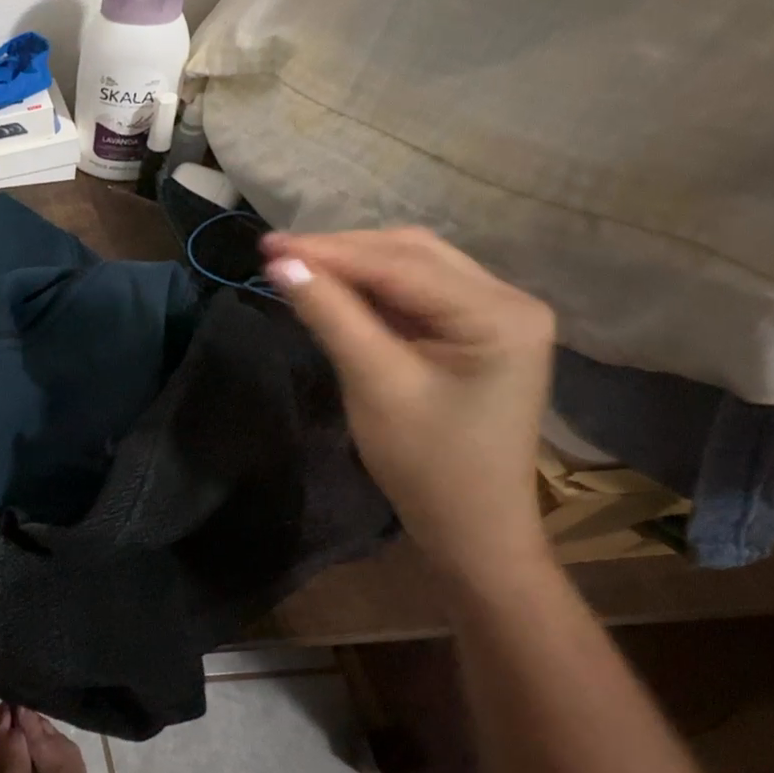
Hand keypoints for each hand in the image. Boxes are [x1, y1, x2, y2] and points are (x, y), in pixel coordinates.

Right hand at [261, 228, 554, 583]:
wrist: (471, 526)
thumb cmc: (428, 462)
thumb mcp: (373, 383)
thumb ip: (330, 315)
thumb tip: (279, 263)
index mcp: (499, 314)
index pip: (400, 264)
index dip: (328, 251)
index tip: (265, 246)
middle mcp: (507, 300)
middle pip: (410, 253)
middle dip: (340, 251)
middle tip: (274, 255)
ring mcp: (494, 314)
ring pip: (410, 265)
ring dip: (351, 264)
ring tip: (293, 267)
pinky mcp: (473, 329)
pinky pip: (413, 291)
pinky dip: (367, 286)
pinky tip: (329, 288)